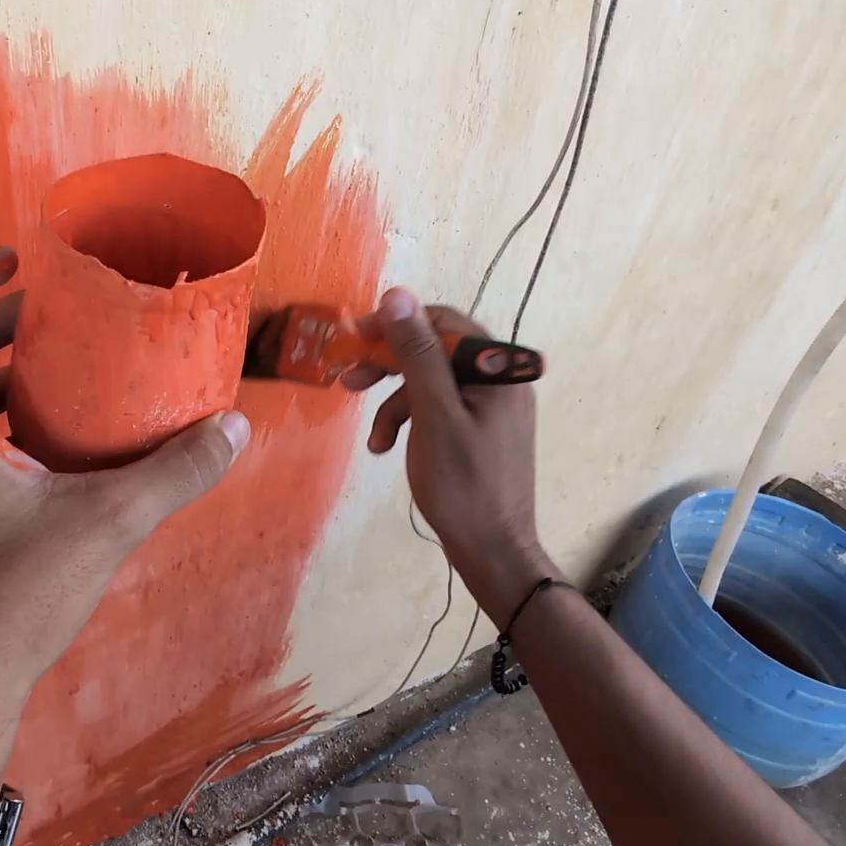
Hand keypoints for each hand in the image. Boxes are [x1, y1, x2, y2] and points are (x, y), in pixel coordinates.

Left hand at [0, 248, 249, 797]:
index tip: (14, 266)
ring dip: (11, 366)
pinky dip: (14, 412)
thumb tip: (235, 427)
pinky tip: (71, 435)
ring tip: (79, 364)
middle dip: (3, 318)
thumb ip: (174, 474)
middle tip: (71, 316)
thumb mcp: (103, 527)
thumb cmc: (8, 603)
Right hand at [345, 288, 561, 623]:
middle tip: (347, 379)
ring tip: (373, 439)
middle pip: (434, 351)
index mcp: (497, 368)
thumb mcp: (434, 414)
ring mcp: (490, 406)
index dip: (394, 325)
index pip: (442, 322)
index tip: (352, 339)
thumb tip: (397, 295)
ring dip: (393, 404)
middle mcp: (498, 379)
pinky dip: (408, 423)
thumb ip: (417, 353)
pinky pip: (437, 409)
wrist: (493, 551)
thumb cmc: (463, 485)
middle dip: (388, 365)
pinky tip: (387, 448)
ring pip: (430, 383)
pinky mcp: (478, 430)